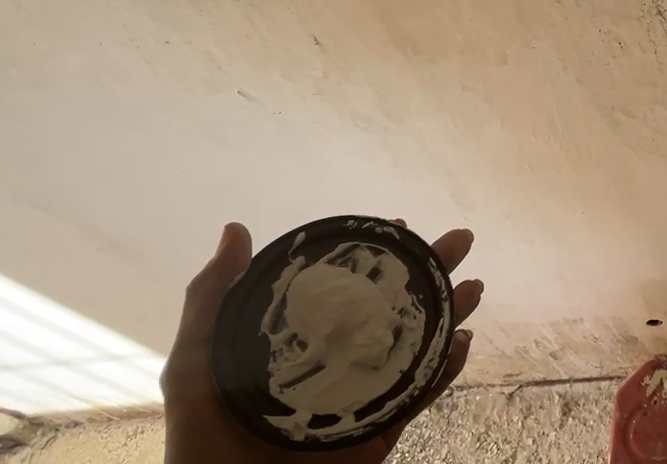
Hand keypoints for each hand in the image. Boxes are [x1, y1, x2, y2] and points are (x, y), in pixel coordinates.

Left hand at [162, 222, 484, 463]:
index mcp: (303, 341)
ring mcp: (364, 397)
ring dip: (450, 312)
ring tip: (473, 286)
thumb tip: (235, 228)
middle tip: (460, 240)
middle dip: (431, 270)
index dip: (377, 253)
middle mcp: (340, 361)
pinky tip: (460, 341)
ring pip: (419, 344)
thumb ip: (209, 301)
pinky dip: (447, 369)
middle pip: (395, 307)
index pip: (348, 286)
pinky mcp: (380, 433)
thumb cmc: (203, 449)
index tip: (399, 224)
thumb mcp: (193, 369)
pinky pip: (420, 396)